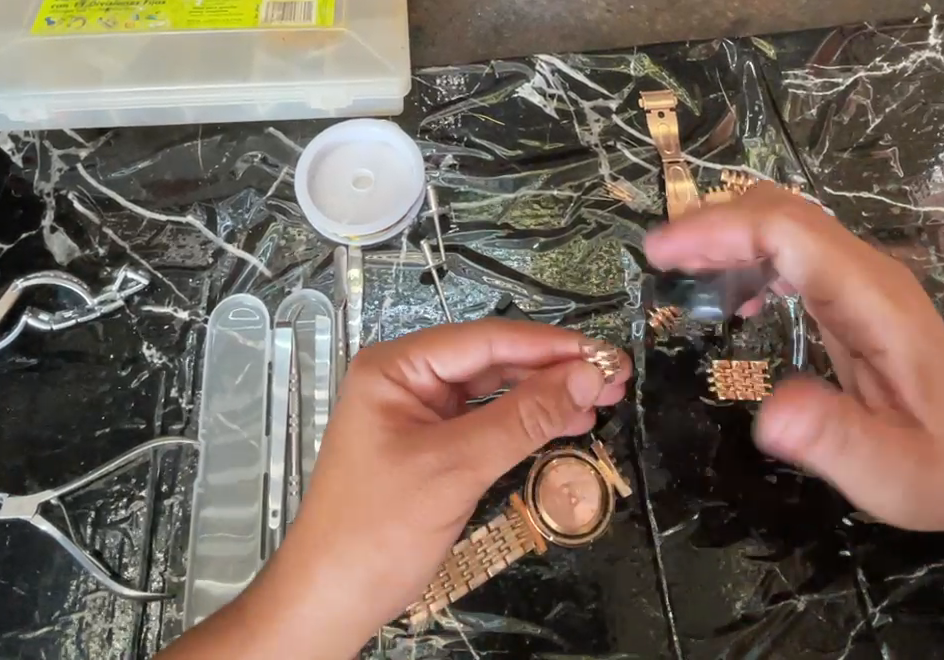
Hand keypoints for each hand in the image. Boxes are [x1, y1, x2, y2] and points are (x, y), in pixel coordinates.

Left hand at [165, 318, 630, 658]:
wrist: (330, 602)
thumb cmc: (380, 529)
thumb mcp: (457, 468)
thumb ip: (524, 417)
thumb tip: (588, 375)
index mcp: (397, 365)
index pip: (485, 341)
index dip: (549, 346)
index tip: (604, 353)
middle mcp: (407, 377)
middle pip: (491, 360)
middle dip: (552, 369)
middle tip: (614, 376)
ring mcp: (418, 410)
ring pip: (493, 389)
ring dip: (545, 394)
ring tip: (602, 397)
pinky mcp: (430, 441)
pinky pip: (485, 419)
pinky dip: (524, 421)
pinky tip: (565, 421)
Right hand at [645, 183, 943, 532]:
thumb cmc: (937, 467)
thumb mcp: (885, 471)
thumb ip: (830, 437)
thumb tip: (766, 415)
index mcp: (872, 298)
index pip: (787, 231)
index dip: (719, 230)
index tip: (661, 253)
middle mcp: (864, 270)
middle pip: (780, 211)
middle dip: (712, 222)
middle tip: (659, 259)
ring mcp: (858, 275)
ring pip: (782, 220)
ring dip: (725, 234)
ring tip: (680, 271)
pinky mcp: (847, 288)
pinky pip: (788, 248)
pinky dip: (747, 254)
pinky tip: (732, 297)